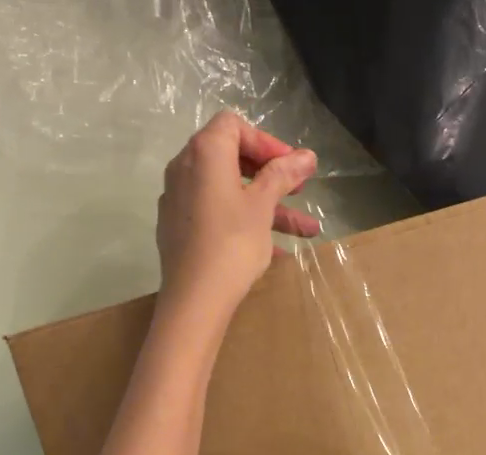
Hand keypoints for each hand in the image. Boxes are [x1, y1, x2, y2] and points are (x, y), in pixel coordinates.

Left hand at [156, 111, 320, 317]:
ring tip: (307, 230)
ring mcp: (178, 200)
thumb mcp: (263, 206)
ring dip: (268, 207)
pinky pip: (215, 215)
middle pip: (232, 159)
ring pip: (229, 193)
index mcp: (204, 152)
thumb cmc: (233, 243)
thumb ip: (283, 175)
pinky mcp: (178, 229)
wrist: (195, 297)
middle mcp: (184, 168)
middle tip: (299, 191)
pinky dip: (243, 223)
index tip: (291, 167)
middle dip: (271, 176)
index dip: (267, 142)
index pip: (234, 126)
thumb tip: (307, 155)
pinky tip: (274, 250)